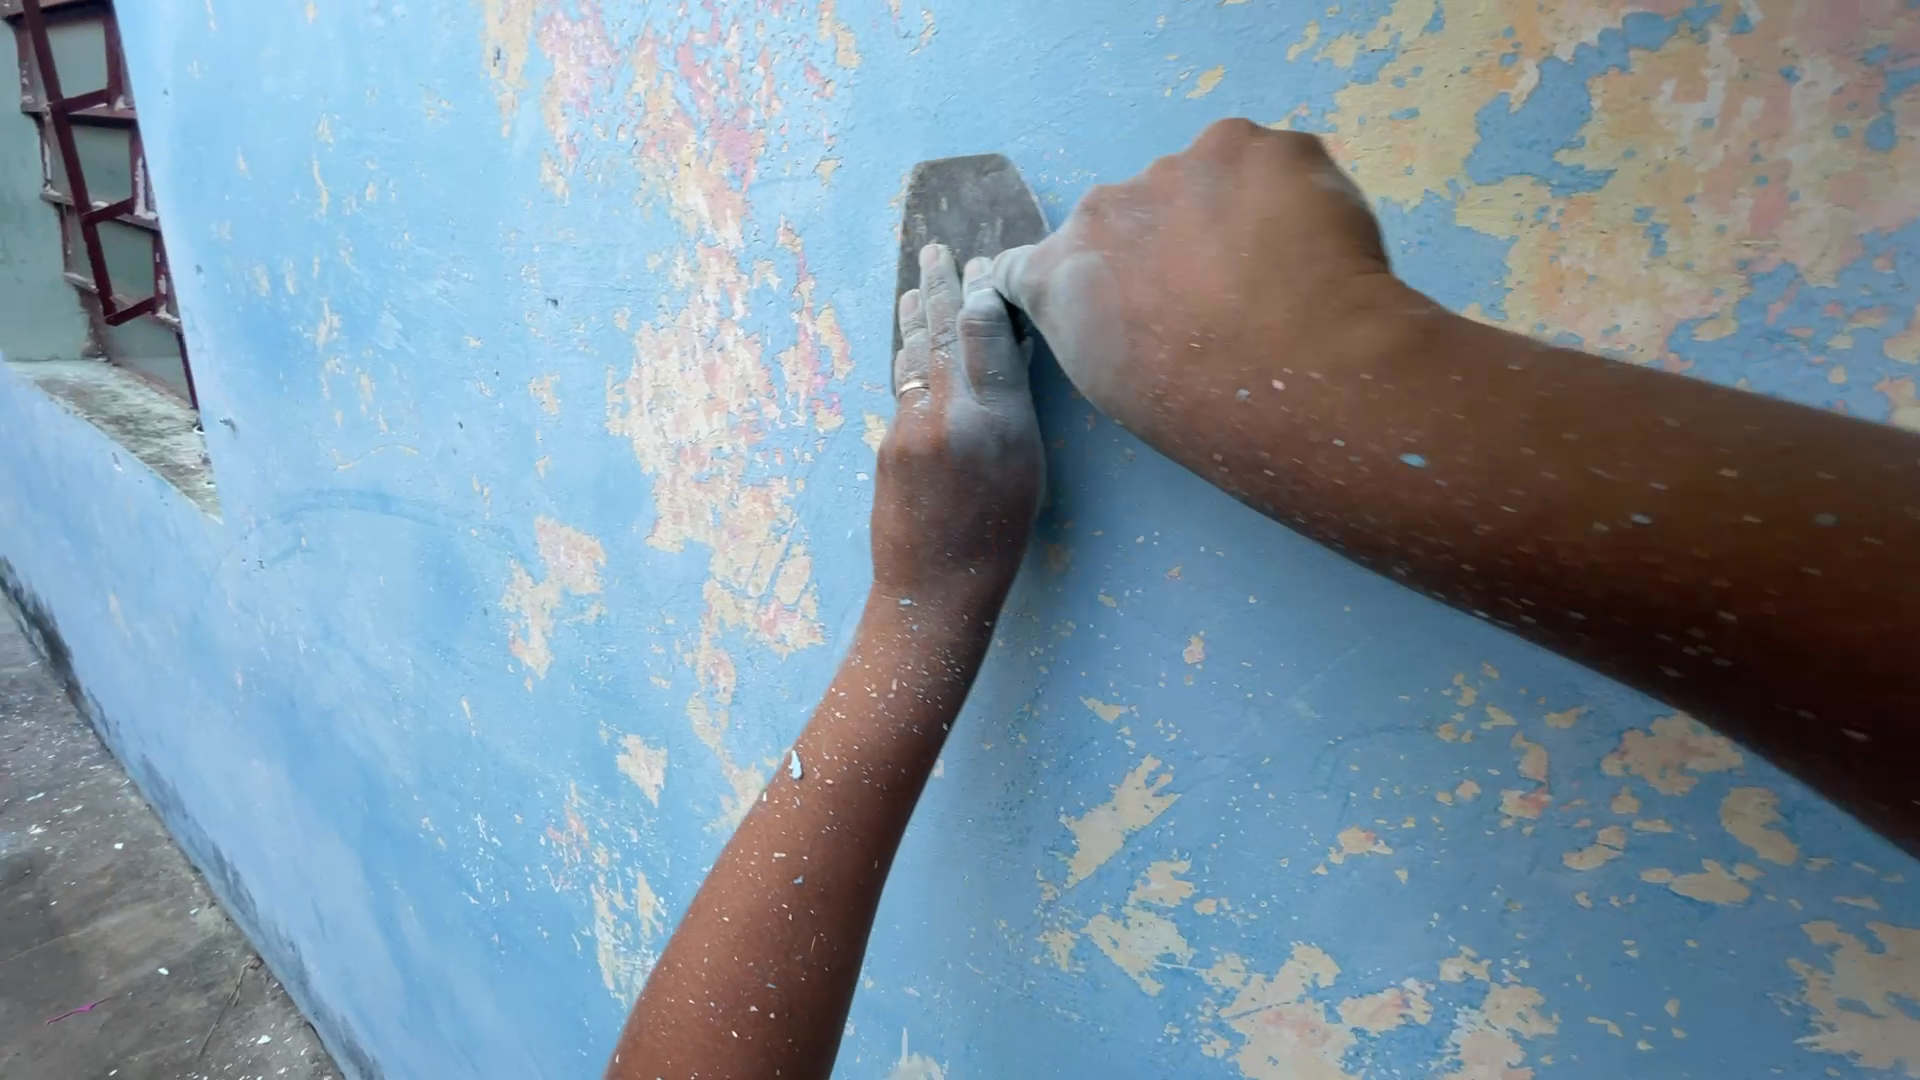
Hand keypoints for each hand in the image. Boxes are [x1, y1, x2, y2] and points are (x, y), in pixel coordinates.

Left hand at [871, 244, 1043, 608]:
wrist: (933, 587)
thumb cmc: (996, 537)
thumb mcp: (1027, 470)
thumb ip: (1013, 407)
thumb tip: (1003, 357)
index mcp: (997, 421)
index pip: (985, 331)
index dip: (984, 291)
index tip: (984, 265)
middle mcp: (948, 413)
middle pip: (942, 332)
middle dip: (940, 285)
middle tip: (935, 250)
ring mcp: (909, 426)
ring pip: (912, 355)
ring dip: (913, 316)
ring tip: (915, 285)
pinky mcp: (885, 442)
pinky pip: (901, 386)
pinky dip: (907, 357)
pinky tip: (908, 344)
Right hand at [992, 118, 1426, 463]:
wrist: (1297, 381)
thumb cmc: (1196, 408)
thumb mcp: (1111, 384)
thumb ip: (1094, 325)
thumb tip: (1121, 305)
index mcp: (1057, 274)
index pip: (1026, 263)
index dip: (1067, 277)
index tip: (1100, 294)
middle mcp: (1101, 208)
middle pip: (1126, 218)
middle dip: (1159, 244)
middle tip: (1209, 296)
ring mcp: (1177, 166)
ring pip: (1197, 183)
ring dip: (1220, 216)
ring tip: (1266, 277)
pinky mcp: (1254, 145)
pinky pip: (1263, 167)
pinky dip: (1282, 198)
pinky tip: (1304, 247)